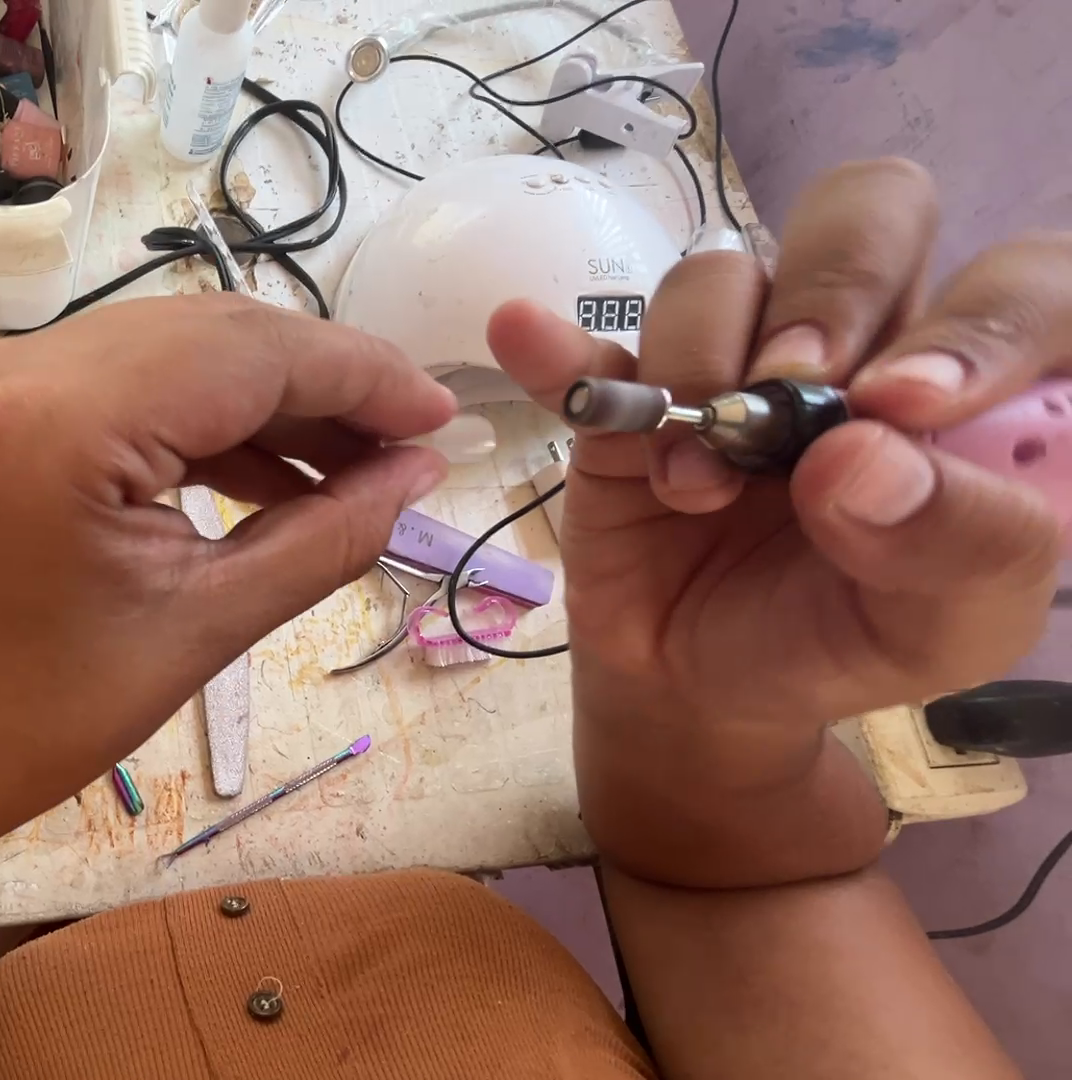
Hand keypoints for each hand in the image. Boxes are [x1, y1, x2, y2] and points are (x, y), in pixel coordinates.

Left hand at [0, 294, 454, 878]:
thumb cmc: (53, 715)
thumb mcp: (208, 623)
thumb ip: (329, 532)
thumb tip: (422, 469)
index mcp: (55, 423)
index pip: (246, 355)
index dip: (359, 377)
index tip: (439, 415)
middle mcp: (11, 366)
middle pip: (210, 337)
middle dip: (320, 386)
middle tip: (403, 444)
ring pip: (173, 351)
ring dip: (265, 402)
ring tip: (350, 466)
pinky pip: (127, 380)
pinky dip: (200, 417)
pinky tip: (269, 465)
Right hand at [487, 160, 1065, 884]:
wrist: (693, 688)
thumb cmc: (820, 653)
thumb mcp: (939, 628)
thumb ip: (970, 538)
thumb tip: (874, 447)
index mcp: (951, 395)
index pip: (1010, 285)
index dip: (959, 327)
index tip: (885, 427)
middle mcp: (832, 354)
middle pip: (857, 227)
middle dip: (820, 303)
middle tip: (781, 414)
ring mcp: (708, 375)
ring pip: (708, 279)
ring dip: (690, 352)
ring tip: (680, 458)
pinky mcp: (609, 412)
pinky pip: (579, 353)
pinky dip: (552, 343)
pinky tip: (522, 335)